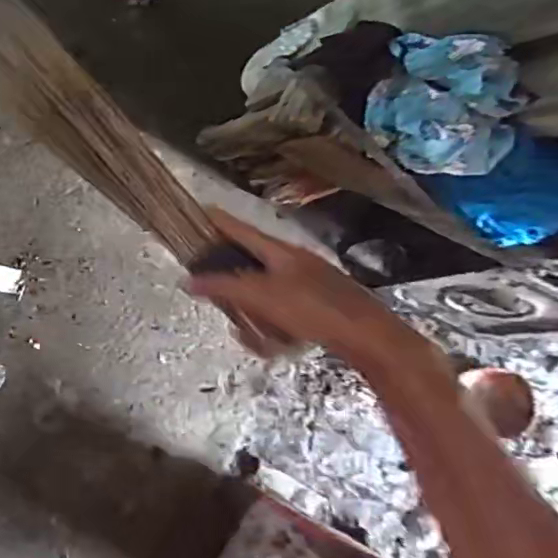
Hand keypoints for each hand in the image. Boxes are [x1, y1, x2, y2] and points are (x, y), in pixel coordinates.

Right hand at [186, 207, 423, 369]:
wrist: (368, 338)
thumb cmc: (313, 308)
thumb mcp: (259, 296)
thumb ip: (222, 287)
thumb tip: (188, 281)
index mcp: (280, 252)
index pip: (241, 230)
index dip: (220, 222)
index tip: (201, 211)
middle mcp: (293, 264)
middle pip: (247, 270)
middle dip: (233, 293)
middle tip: (222, 305)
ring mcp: (306, 286)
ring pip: (261, 299)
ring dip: (253, 321)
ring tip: (256, 338)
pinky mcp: (315, 309)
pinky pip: (279, 316)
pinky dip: (272, 333)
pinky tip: (277, 346)